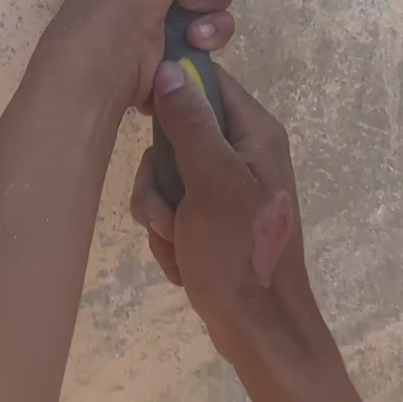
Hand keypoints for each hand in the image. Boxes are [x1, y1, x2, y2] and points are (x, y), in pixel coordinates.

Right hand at [128, 61, 310, 360]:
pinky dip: (169, 233)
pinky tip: (182, 257)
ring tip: (176, 240)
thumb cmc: (240, 252)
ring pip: (167, 173)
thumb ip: (190, 122)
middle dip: (160, 175)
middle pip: (177, 131)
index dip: (173, 86)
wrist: (259, 334)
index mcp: (253, 132)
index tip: (143, 108)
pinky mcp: (211, 217)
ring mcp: (225, 186)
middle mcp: (241, 151)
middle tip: (166, 208)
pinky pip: (171, 206)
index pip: (208, 80)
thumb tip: (169, 67)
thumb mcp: (211, 181)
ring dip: (160, 210)